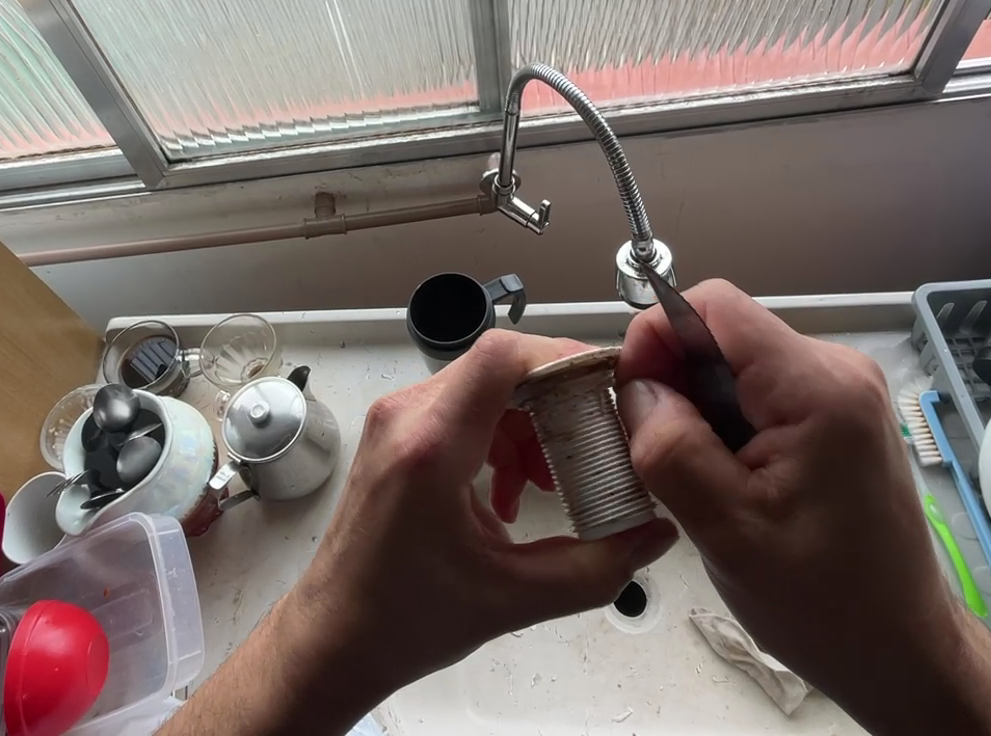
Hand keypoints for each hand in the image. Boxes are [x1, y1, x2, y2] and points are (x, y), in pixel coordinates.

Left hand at [167, 331, 678, 735]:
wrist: (333, 635)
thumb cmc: (404, 619)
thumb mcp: (513, 599)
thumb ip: (596, 567)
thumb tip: (657, 532)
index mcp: (431, 447)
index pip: (500, 356)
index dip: (561, 356)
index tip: (605, 384)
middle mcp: (407, 415)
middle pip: (499, 366)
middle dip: (555, 400)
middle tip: (590, 446)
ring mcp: (397, 418)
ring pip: (484, 385)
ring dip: (529, 422)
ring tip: (547, 482)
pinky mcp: (397, 430)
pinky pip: (463, 405)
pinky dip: (501, 433)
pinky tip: (511, 489)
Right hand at [617, 281, 990, 734]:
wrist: (901, 651)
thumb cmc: (825, 602)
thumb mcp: (728, 532)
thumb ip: (671, 449)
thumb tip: (635, 389)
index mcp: (818, 388)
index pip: (714, 305)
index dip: (657, 333)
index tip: (630, 391)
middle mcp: (835, 370)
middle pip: (720, 331)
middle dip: (670, 376)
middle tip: (651, 444)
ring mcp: (838, 388)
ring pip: (730, 359)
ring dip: (691, 401)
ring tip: (688, 467)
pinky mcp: (832, 410)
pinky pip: (751, 384)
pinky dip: (717, 415)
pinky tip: (718, 468)